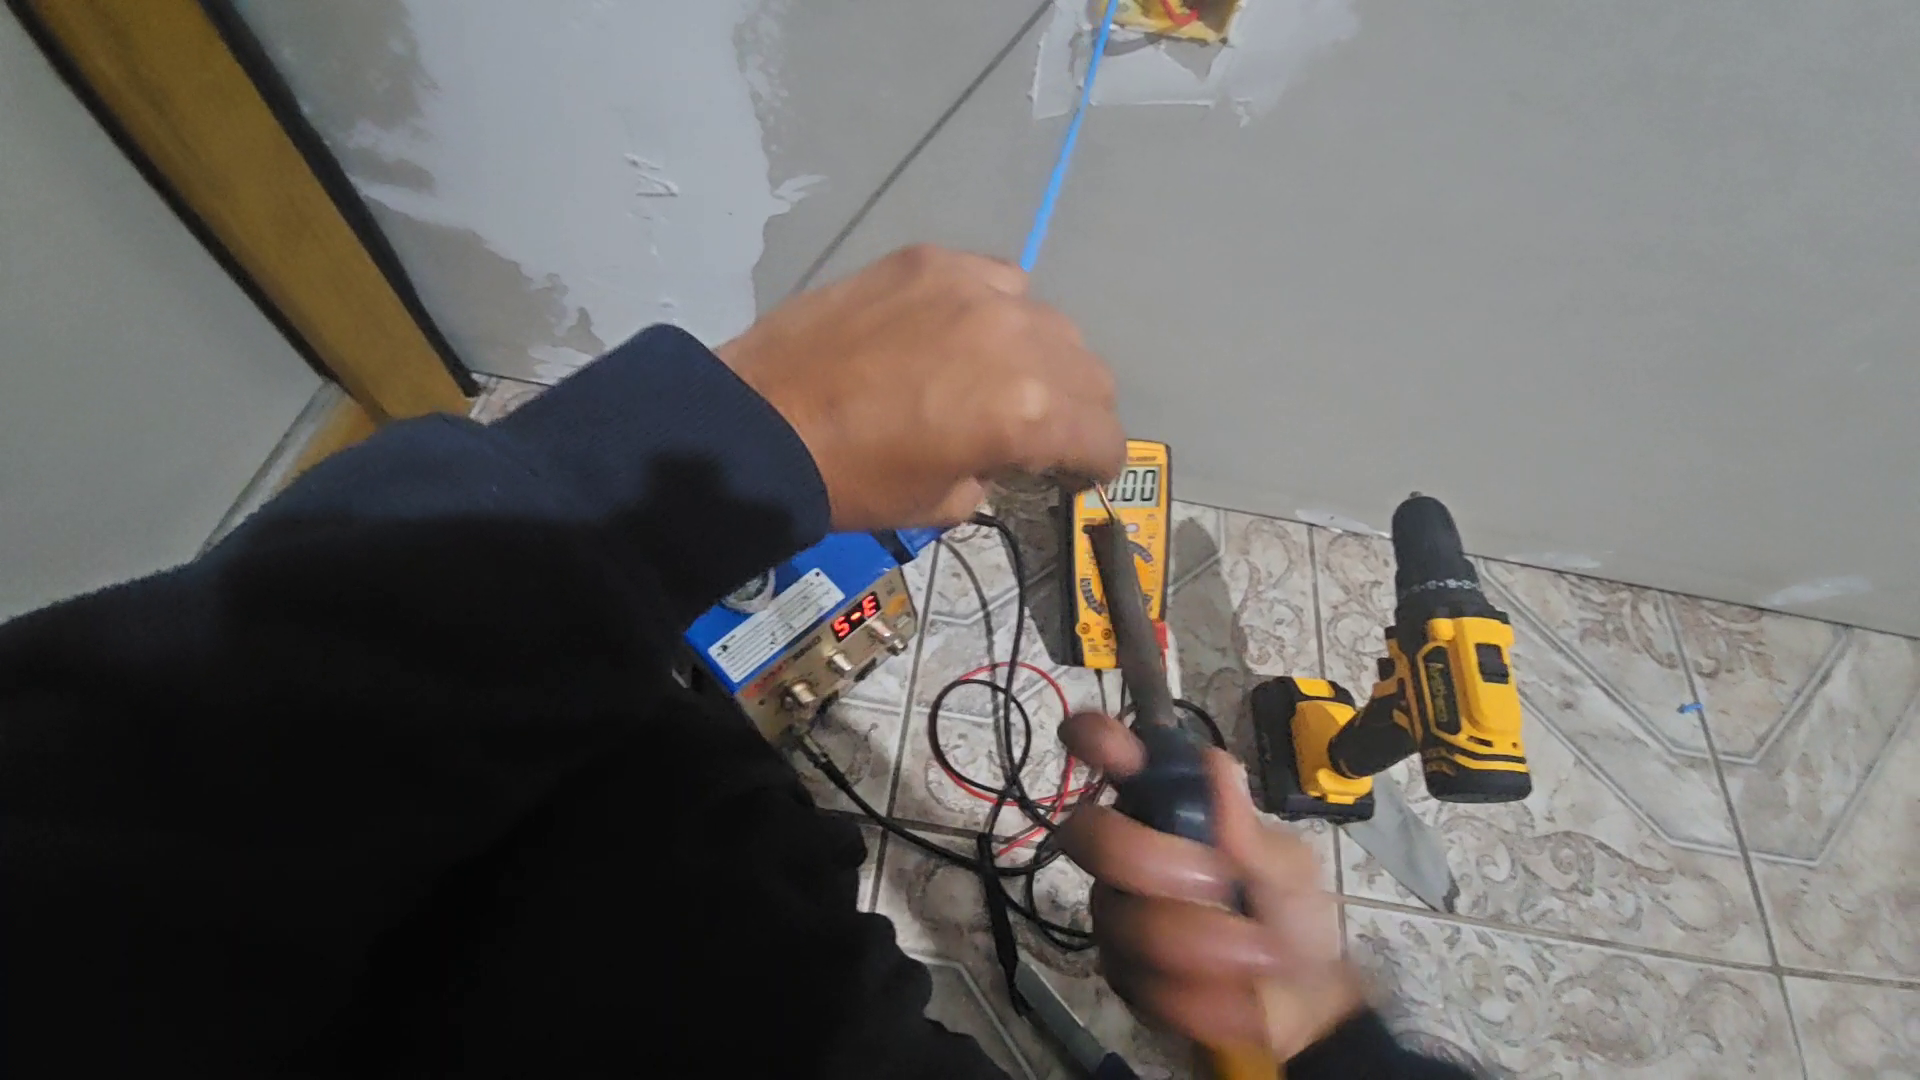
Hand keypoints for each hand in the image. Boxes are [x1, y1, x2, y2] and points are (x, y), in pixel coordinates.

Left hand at [715, 245, 1124, 529]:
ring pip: (1051, 321)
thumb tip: (999, 454)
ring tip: (1007, 376)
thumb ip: (993, 474)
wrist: (760, 422)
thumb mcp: (939, 504)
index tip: (1082, 473)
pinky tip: (965, 330)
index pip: (1104, 436)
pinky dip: (999, 311)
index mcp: (1027, 414)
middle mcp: (1019, 341)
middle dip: (1081, 412)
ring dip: (1045, 359)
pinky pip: (998, 280)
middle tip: (1047, 431)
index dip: (1100, 463)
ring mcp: (974, 290)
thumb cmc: (853, 480)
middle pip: (1092, 373)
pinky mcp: (932, 260)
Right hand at [1057, 712, 1365, 1060]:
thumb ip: (1247, 828)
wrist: (1303, 1005)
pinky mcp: (1121, 972)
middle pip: (1092, 835)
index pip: (1113, 758)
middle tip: (1220, 882)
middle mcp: (1126, 848)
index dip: (1094, 740)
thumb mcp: (1286, 867)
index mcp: (1165, 805)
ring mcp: (1117, 910)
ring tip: (1259, 954)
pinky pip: (1145, 981)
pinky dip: (1205, 993)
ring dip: (1206, 941)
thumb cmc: (1291, 912)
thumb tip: (1216, 764)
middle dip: (1153, 861)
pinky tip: (1237, 991)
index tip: (1085, 738)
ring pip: (1126, 919)